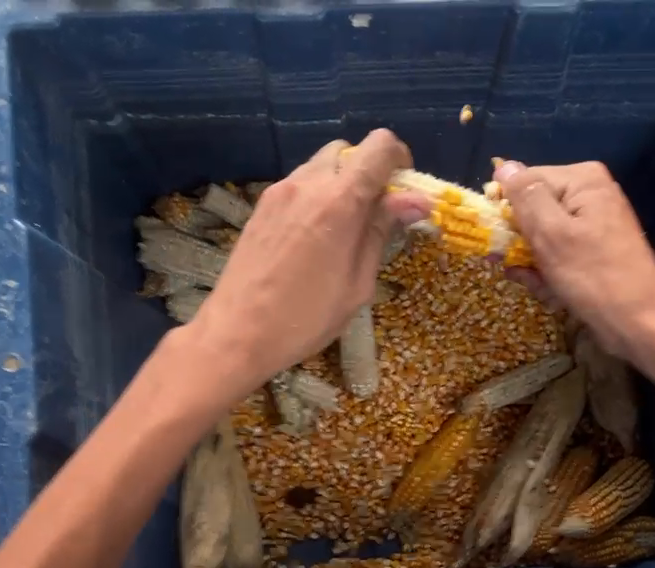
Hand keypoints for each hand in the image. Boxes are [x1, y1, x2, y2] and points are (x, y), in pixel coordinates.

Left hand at [189, 130, 419, 393]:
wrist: (237, 332)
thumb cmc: (306, 320)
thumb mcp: (357, 285)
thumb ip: (381, 233)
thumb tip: (416, 200)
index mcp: (339, 202)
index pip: (379, 147)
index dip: (399, 159)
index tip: (403, 190)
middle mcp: (308, 184)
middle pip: (348, 152)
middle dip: (368, 174)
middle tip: (374, 217)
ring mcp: (280, 192)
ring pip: (321, 167)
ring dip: (341, 186)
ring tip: (343, 233)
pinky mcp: (262, 205)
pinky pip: (300, 186)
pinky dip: (317, 198)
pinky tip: (315, 240)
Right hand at [494, 159, 654, 358]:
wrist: (638, 322)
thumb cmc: (593, 276)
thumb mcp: (552, 233)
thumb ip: (526, 197)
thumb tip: (503, 165)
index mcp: (582, 180)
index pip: (525, 181)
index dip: (507, 210)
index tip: (497, 242)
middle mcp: (589, 195)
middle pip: (534, 212)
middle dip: (523, 245)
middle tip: (522, 271)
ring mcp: (593, 225)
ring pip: (543, 240)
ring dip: (535, 267)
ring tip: (544, 287)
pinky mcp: (594, 253)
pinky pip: (559, 258)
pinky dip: (551, 277)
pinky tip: (555, 296)